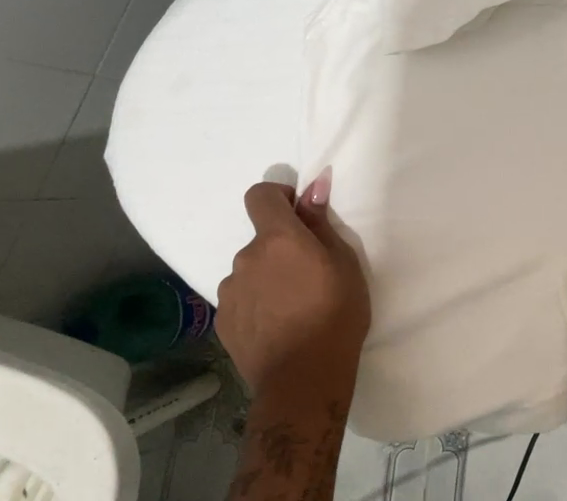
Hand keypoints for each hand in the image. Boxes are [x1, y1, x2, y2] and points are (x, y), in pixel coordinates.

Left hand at [216, 172, 370, 397]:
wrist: (303, 378)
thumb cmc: (336, 312)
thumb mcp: (343, 261)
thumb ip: (321, 223)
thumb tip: (313, 188)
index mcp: (277, 239)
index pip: (260, 195)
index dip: (278, 196)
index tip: (299, 213)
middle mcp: (245, 259)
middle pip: (261, 239)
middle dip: (282, 247)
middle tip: (310, 273)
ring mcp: (230, 292)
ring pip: (251, 271)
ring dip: (268, 277)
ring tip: (293, 305)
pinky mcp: (223, 322)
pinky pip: (242, 298)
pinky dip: (257, 303)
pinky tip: (278, 325)